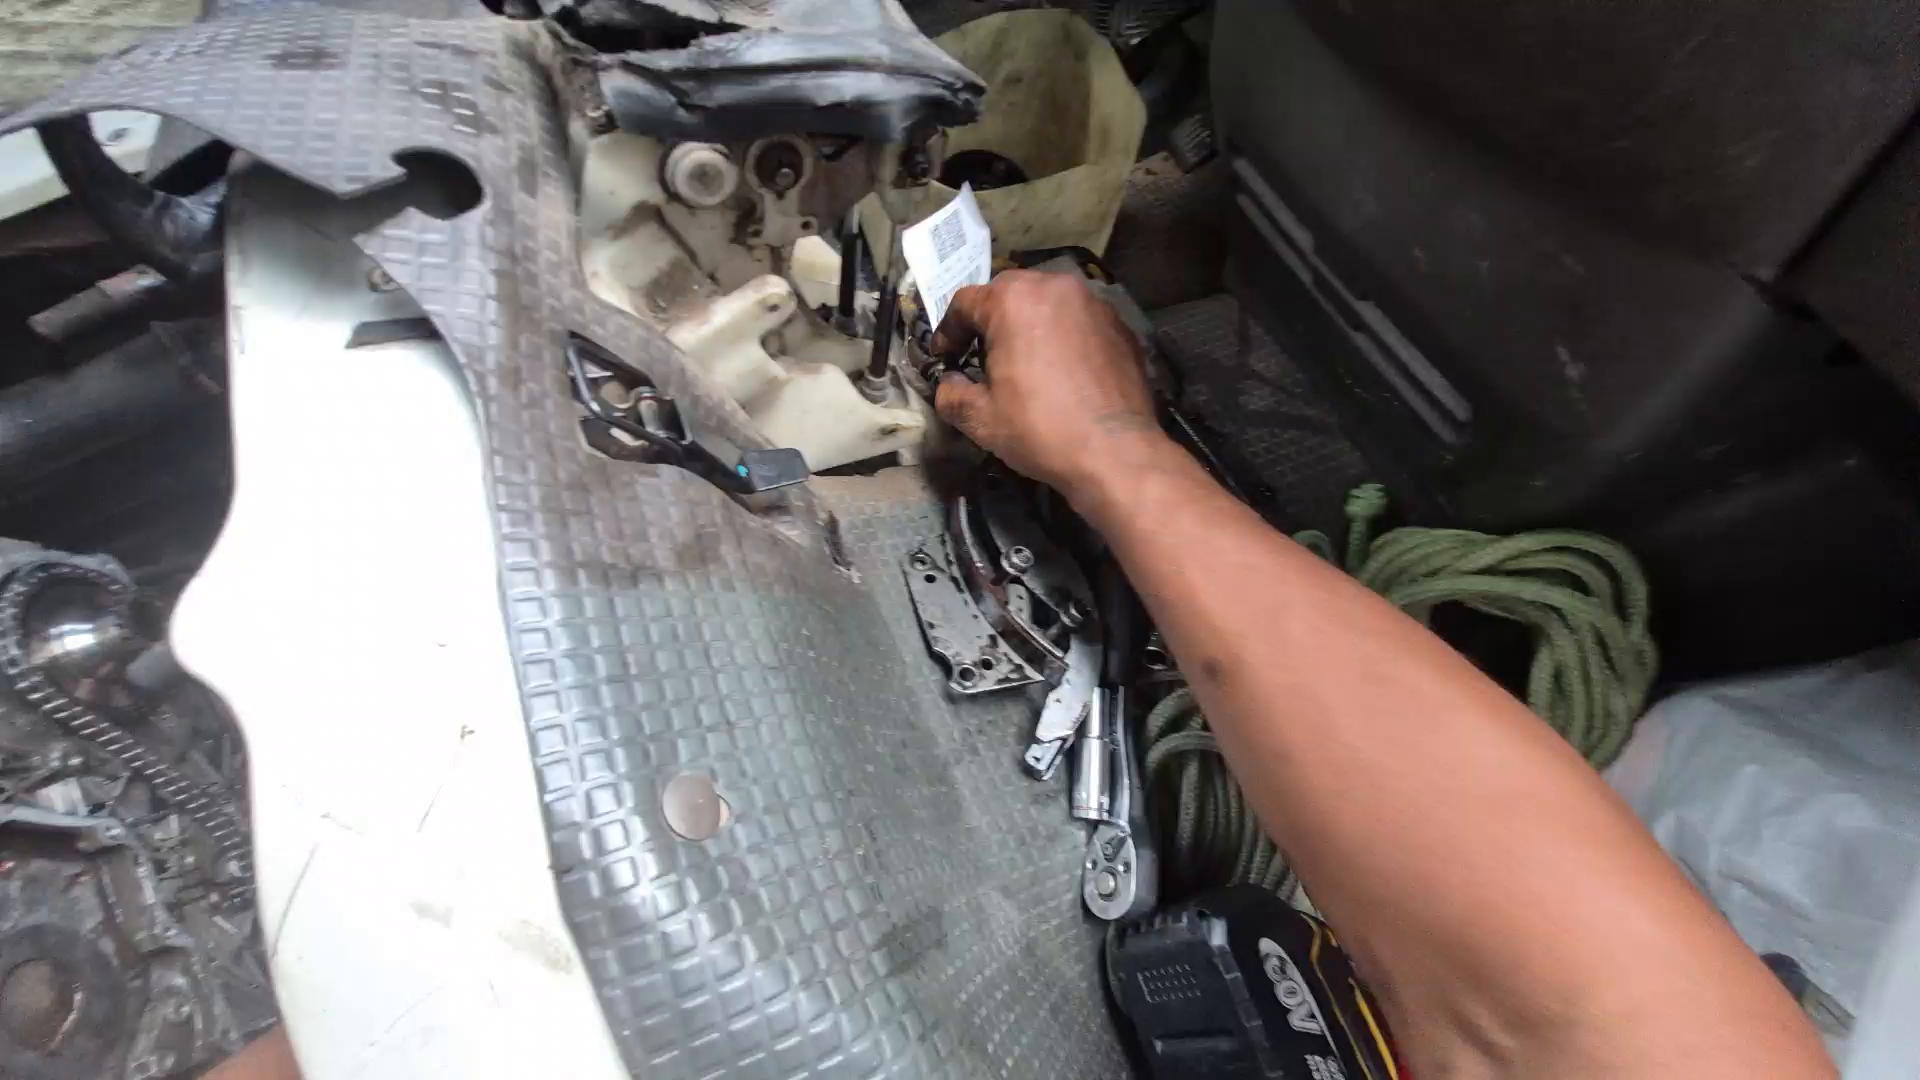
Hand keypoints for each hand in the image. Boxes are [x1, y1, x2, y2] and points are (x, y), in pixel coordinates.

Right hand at [931, 271, 1172, 502]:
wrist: (1115, 452)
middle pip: (1009, 294)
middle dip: (990, 323)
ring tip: (1025, 364)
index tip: (945, 357)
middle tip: (983, 358)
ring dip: (1030, 327)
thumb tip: (948, 384)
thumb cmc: (1040, 430)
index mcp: (1013, 300)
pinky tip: (1063, 373)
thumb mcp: (980, 418)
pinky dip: (1064, 338)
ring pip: (1048, 305)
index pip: (965, 302)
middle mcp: (1055, 287)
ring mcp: (1094, 303)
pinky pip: (1079, 322)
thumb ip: (951, 394)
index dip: (948, 331)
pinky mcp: (1120, 325)